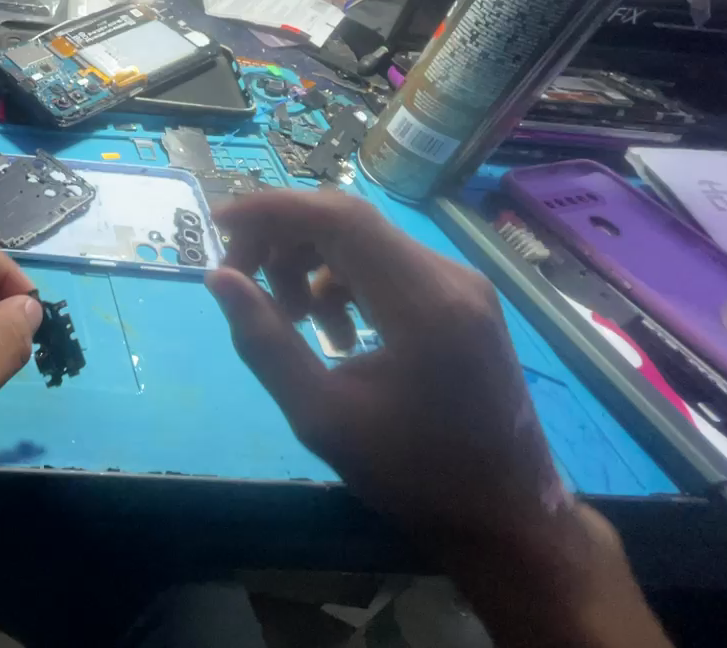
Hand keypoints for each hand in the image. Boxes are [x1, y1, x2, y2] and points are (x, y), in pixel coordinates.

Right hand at [206, 190, 667, 647]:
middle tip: (239, 280)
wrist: (508, 518)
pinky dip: (335, 280)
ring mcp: (459, 285)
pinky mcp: (457, 298)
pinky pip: (379, 262)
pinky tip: (330, 331)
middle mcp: (448, 278)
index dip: (271, 209)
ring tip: (287, 318)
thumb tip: (218, 276)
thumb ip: (264, 340)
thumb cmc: (412, 474)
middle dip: (278, 237)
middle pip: (344, 220)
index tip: (218, 224)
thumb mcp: (319, 415)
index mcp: (423, 305)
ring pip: (358, 239)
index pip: (337, 219)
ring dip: (304, 262)